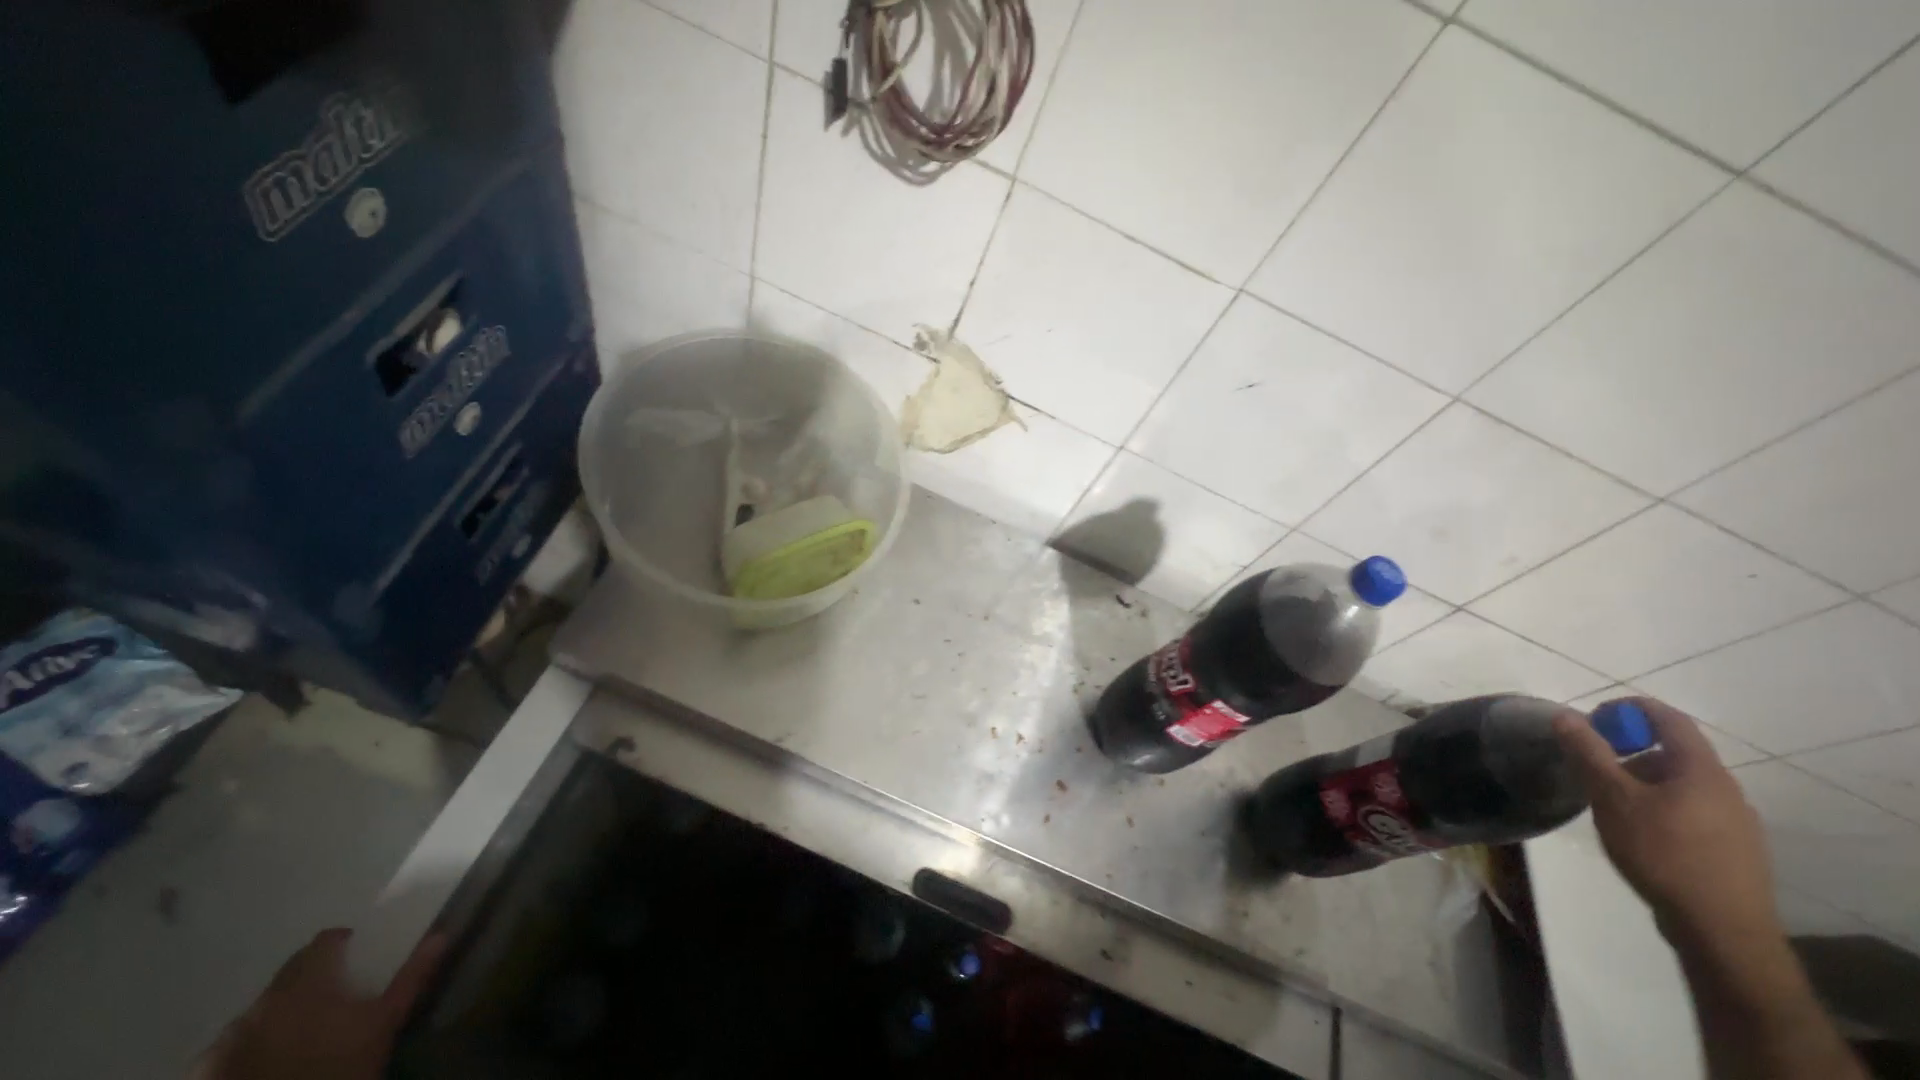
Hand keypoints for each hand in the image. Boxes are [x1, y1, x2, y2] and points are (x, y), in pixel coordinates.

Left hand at [192, 929, 447, 1079]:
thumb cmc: (342, 1068)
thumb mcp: (384, 1024)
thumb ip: (409, 978)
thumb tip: (439, 935)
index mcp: (308, 982)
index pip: (323, 942)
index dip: (343, 944)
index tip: (360, 960)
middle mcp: (264, 1000)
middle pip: (291, 971)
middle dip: (314, 976)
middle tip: (338, 999)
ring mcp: (231, 1035)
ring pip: (263, 1006)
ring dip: (283, 1009)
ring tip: (304, 1035)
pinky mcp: (206, 1068)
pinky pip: (232, 1041)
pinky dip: (252, 1042)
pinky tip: (269, 1062)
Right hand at [1554, 698, 1778, 943]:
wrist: (1722, 930)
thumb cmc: (1664, 855)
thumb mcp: (1614, 800)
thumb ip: (1590, 755)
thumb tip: (1566, 716)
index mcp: (1702, 770)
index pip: (1668, 718)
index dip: (1629, 709)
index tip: (1593, 721)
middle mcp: (1726, 788)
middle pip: (1674, 752)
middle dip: (1630, 752)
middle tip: (1594, 768)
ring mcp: (1737, 822)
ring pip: (1682, 786)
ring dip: (1644, 783)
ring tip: (1611, 807)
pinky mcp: (1735, 850)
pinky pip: (1693, 813)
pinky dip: (1661, 809)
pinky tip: (1642, 838)